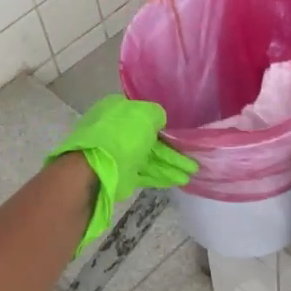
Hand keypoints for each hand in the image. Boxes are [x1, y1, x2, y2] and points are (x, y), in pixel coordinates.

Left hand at [46, 94, 197, 251]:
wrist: (97, 168)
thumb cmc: (121, 135)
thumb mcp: (145, 114)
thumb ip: (157, 113)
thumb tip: (160, 119)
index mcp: (118, 110)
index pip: (143, 113)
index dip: (162, 121)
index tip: (180, 128)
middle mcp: (118, 130)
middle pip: (150, 138)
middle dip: (173, 148)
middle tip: (193, 155)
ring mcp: (120, 154)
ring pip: (151, 158)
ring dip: (172, 164)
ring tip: (192, 173)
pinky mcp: (123, 174)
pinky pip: (147, 173)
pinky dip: (162, 176)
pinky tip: (179, 180)